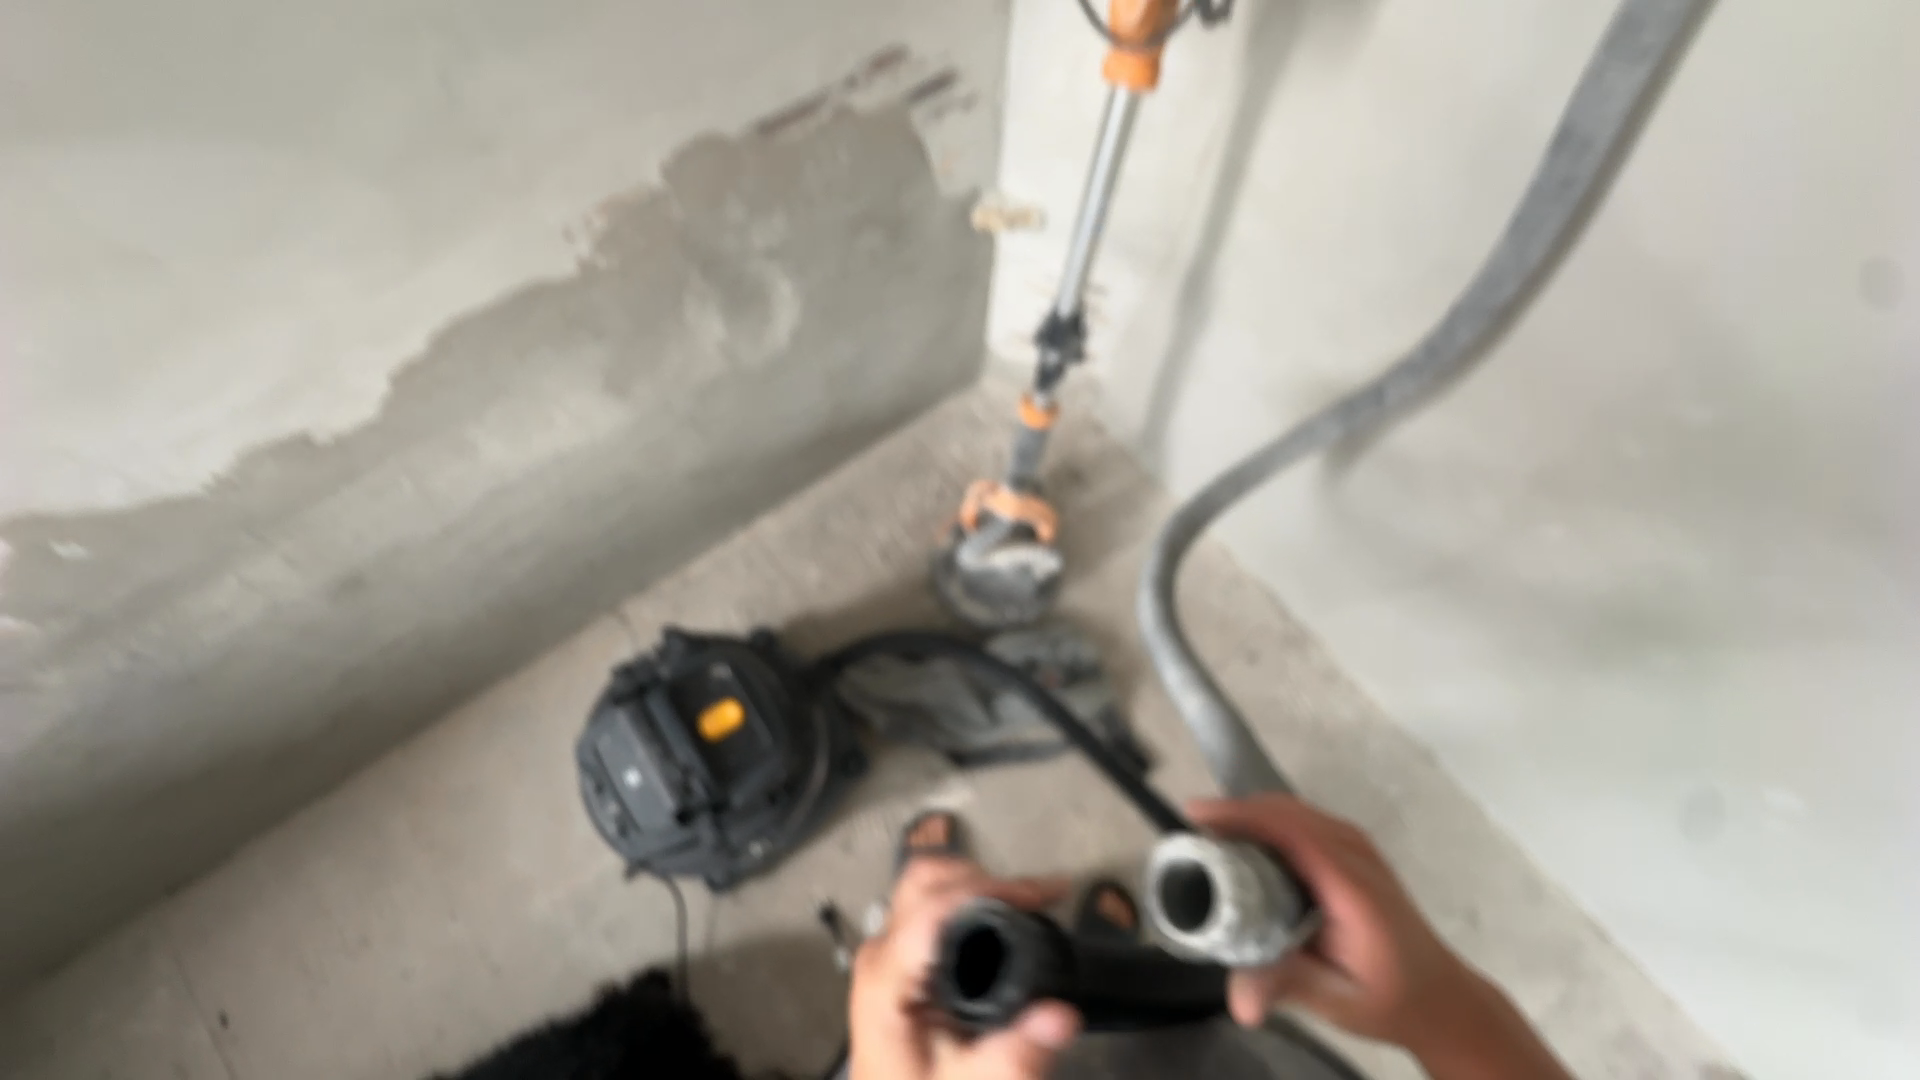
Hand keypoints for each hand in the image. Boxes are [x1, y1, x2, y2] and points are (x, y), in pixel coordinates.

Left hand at [850, 859, 1080, 1079]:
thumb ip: (1011, 1059)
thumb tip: (1061, 1015)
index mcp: (886, 978)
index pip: (934, 906)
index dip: (990, 891)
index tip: (1039, 897)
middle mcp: (882, 953)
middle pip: (927, 880)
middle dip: (987, 881)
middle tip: (1039, 897)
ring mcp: (888, 950)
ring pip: (929, 884)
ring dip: (981, 885)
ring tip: (1032, 901)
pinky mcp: (901, 956)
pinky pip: (933, 905)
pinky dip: (973, 899)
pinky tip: (1008, 912)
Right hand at [1189, 796, 1571, 1079]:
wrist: (1442, 998)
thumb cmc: (1389, 999)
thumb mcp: (1336, 1000)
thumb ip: (1285, 988)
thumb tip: (1238, 1002)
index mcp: (1352, 886)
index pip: (1292, 831)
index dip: (1242, 815)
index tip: (1197, 815)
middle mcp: (1356, 853)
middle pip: (1286, 810)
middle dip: (1236, 811)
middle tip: (1195, 832)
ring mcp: (1357, 845)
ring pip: (1292, 808)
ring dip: (1250, 812)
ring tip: (1212, 835)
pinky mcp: (1352, 846)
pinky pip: (1301, 817)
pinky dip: (1267, 819)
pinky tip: (1246, 841)